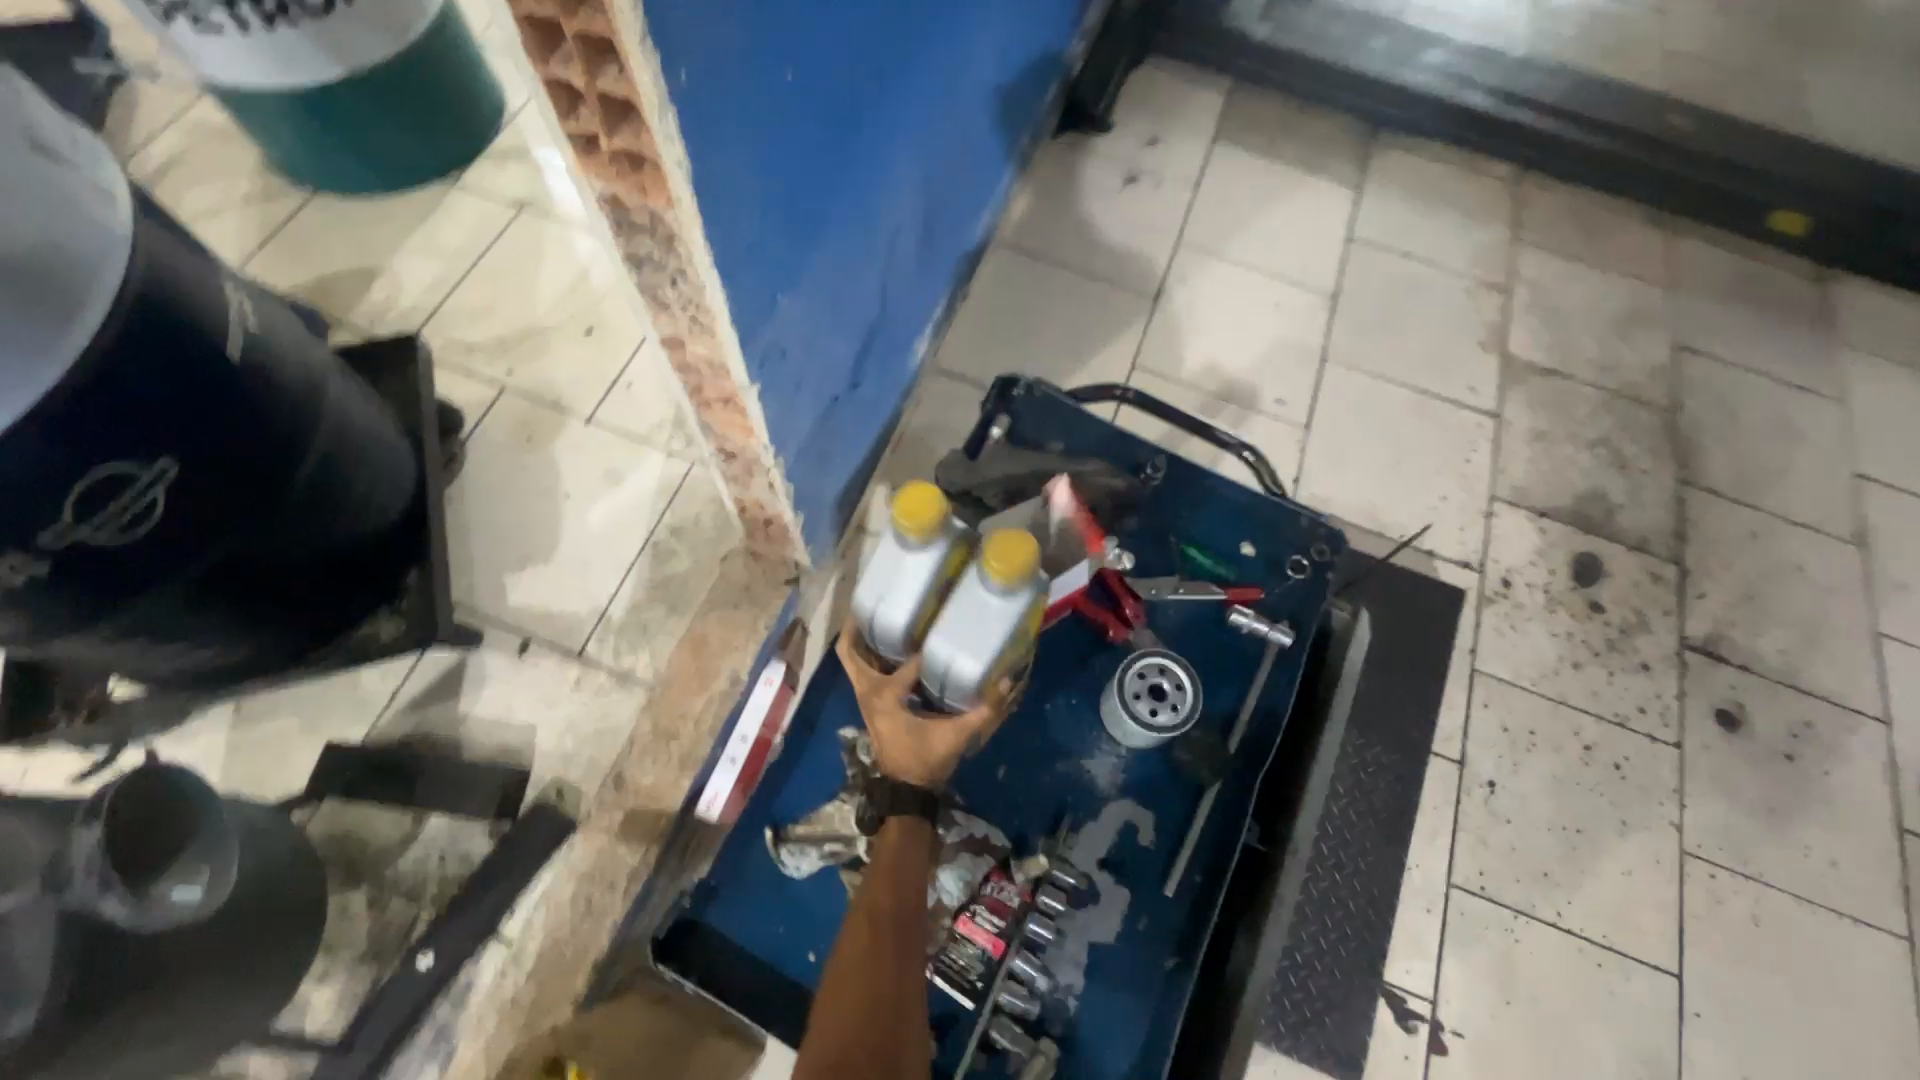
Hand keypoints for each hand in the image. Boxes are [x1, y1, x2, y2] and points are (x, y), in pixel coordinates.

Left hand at [837, 626, 1012, 788]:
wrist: (905, 788)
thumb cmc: (925, 760)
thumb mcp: (955, 737)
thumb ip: (982, 711)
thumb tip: (1006, 682)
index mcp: (886, 695)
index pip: (908, 661)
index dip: (925, 643)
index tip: (938, 622)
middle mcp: (868, 691)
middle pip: (850, 651)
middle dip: (858, 626)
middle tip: (876, 601)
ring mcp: (865, 697)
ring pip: (852, 661)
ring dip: (861, 640)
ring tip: (882, 616)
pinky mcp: (869, 703)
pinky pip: (861, 671)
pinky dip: (868, 656)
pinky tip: (891, 646)